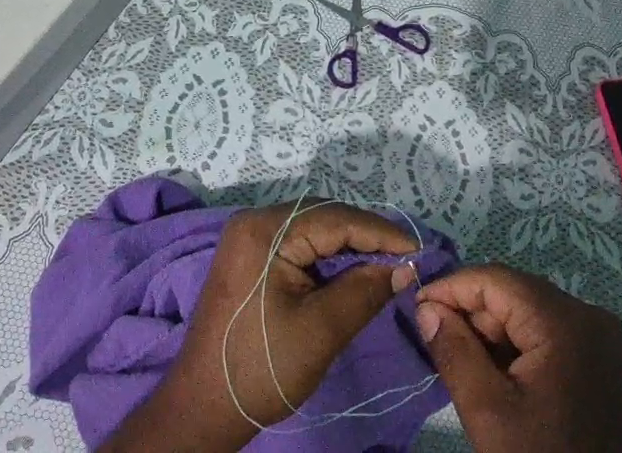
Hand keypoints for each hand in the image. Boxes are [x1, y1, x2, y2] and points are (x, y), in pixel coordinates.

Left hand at [101, 199, 416, 451]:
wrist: (204, 406)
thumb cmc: (261, 367)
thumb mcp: (321, 330)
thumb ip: (365, 290)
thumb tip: (404, 268)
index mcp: (265, 230)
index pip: (336, 218)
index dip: (380, 233)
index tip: (418, 250)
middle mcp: (254, 222)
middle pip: (324, 216)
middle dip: (366, 235)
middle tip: (405, 257)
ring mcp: (249, 238)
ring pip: (313, 228)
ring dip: (349, 243)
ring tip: (387, 262)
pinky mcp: (250, 257)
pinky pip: (299, 243)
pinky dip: (328, 254)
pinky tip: (352, 269)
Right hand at [416, 264, 621, 452]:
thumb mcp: (489, 412)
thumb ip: (454, 351)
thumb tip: (426, 308)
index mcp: (565, 321)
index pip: (496, 280)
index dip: (451, 288)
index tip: (414, 307)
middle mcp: (589, 316)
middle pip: (514, 294)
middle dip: (471, 313)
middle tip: (434, 340)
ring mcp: (600, 338)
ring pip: (529, 313)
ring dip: (492, 331)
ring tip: (460, 360)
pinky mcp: (602, 360)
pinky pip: (549, 333)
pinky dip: (517, 346)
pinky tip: (495, 374)